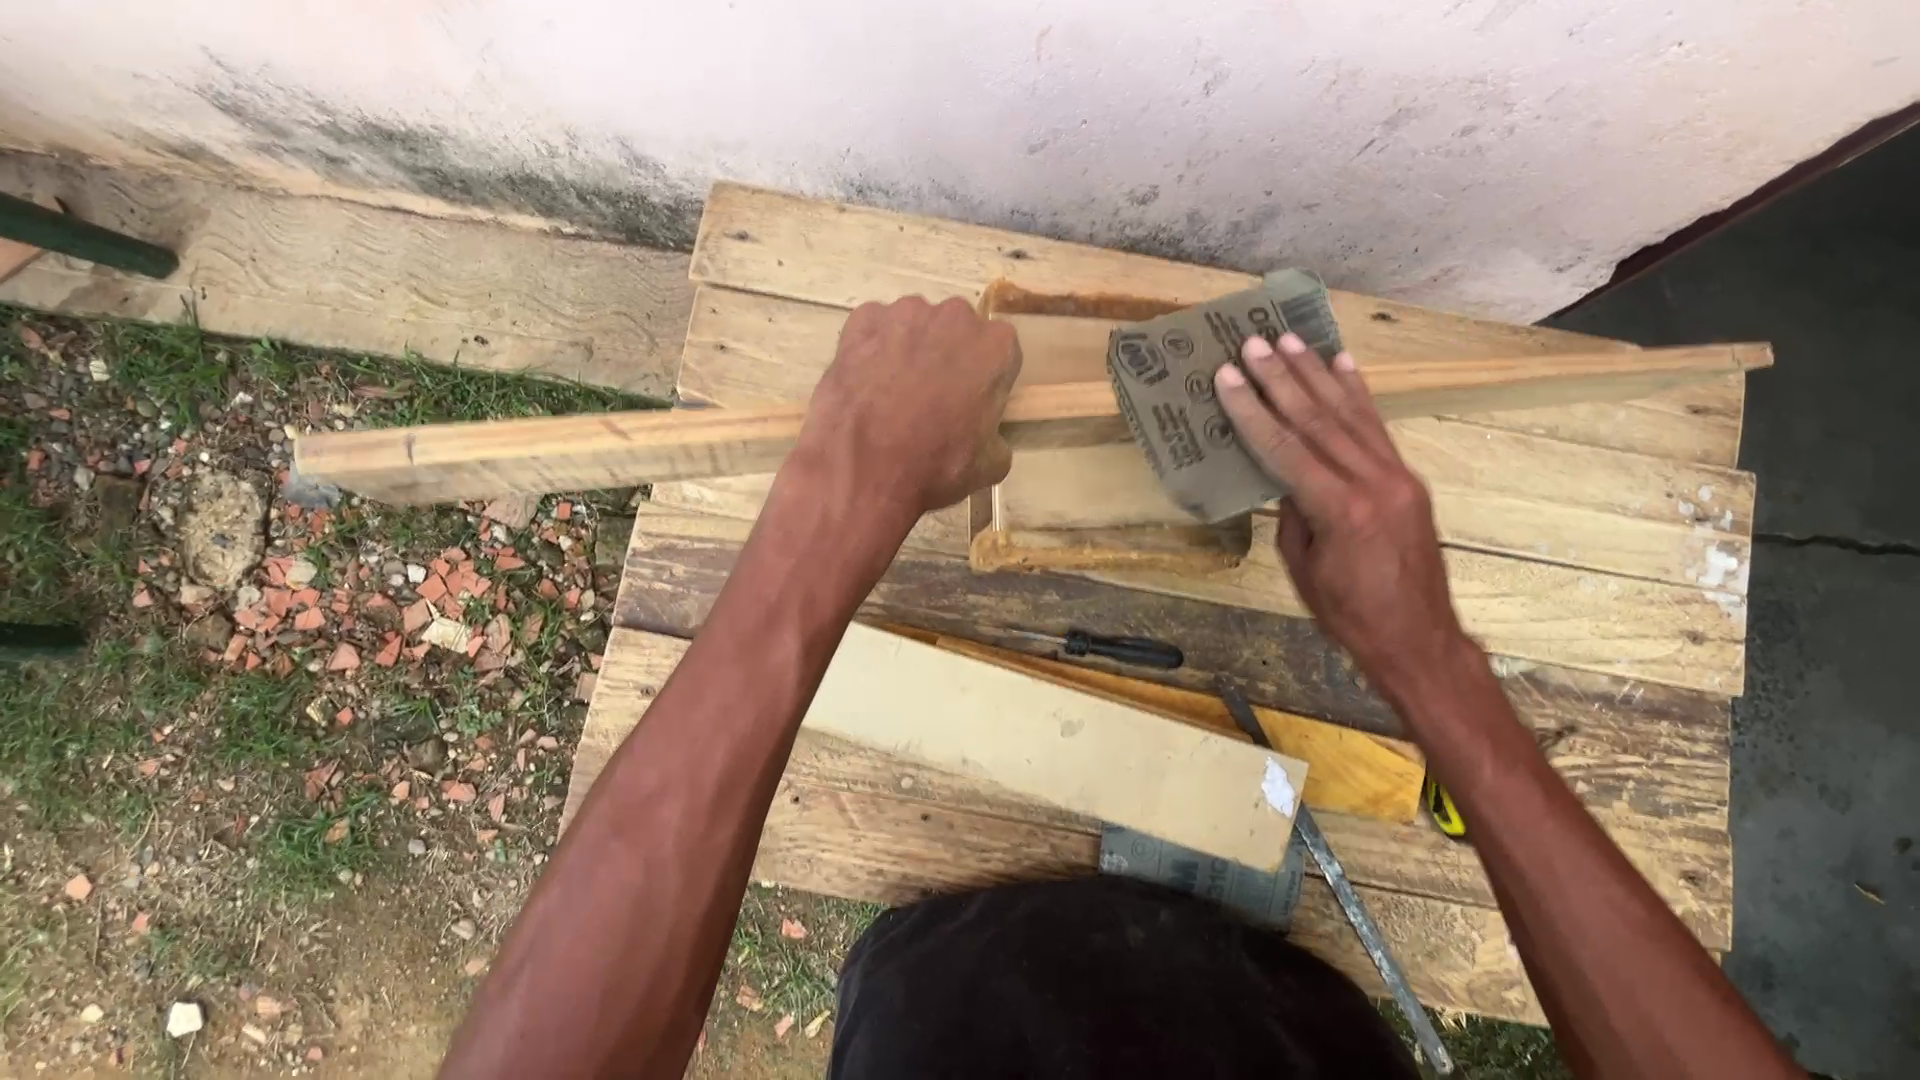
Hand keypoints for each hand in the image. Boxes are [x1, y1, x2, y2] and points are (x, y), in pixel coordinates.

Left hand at [797, 296, 1021, 516]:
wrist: (866, 470)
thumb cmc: (936, 466)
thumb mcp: (991, 464)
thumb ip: (995, 433)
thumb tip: (984, 434)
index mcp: (996, 346)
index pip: (999, 353)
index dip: (983, 379)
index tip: (970, 401)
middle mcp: (955, 317)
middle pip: (956, 331)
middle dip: (947, 356)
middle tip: (931, 398)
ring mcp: (905, 313)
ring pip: (914, 325)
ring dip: (909, 349)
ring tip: (892, 392)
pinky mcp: (863, 320)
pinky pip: (873, 328)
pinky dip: (871, 348)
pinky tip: (865, 382)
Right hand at [1213, 333, 1472, 697]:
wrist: (1417, 637)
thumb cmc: (1348, 615)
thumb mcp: (1303, 568)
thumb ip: (1293, 515)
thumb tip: (1286, 478)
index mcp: (1340, 510)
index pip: (1285, 448)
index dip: (1252, 410)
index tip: (1228, 376)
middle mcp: (1373, 483)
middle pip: (1317, 419)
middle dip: (1281, 378)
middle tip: (1254, 342)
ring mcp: (1396, 477)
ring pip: (1349, 414)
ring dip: (1316, 373)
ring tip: (1291, 340)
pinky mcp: (1407, 479)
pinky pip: (1377, 428)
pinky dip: (1358, 393)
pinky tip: (1342, 365)